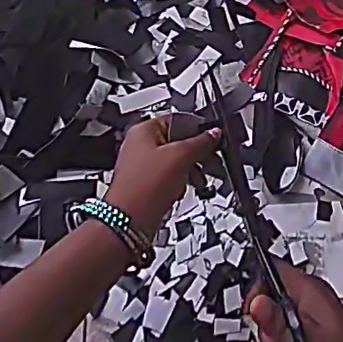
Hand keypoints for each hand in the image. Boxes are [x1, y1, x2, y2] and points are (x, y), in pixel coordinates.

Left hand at [103, 115, 220, 234]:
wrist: (128, 222)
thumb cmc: (143, 187)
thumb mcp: (181, 157)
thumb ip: (201, 142)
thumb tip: (214, 134)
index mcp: (144, 130)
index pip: (178, 120)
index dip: (198, 128)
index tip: (214, 138)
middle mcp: (141, 146)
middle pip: (178, 141)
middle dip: (197, 153)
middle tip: (212, 160)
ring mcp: (143, 166)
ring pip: (176, 160)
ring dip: (191, 169)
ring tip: (200, 178)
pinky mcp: (146, 185)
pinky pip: (169, 177)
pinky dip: (180, 182)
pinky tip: (183, 190)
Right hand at [246, 259, 342, 341]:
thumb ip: (278, 322)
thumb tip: (256, 301)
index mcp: (310, 291)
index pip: (273, 270)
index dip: (257, 288)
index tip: (252, 315)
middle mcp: (309, 298)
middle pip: (272, 298)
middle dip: (266, 327)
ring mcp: (310, 316)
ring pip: (276, 320)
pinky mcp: (310, 333)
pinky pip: (286, 334)